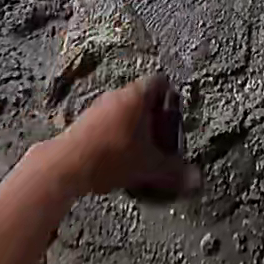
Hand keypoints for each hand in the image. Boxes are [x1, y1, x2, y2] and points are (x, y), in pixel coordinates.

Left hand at [41, 75, 198, 197]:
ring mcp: (97, 106)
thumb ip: (174, 171)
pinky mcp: (82, 121)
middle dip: (152, 116)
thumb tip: (197, 180)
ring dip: (131, 125)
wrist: (66, 166)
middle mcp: (118, 94)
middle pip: (141, 96)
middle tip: (160, 137)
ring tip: (138, 150)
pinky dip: (114, 134)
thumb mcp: (149, 166)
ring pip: (122, 109)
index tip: (175, 115)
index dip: (170, 97)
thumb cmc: (113, 156)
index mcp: (137, 95)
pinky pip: (105, 122)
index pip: (160, 82)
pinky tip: (115, 157)